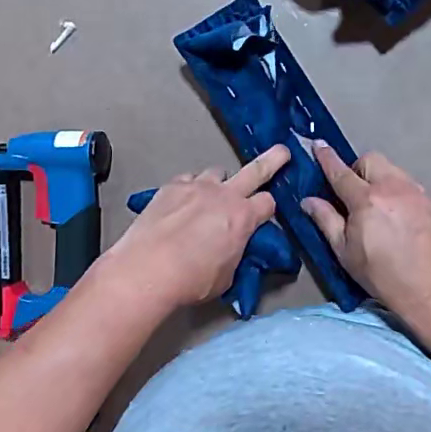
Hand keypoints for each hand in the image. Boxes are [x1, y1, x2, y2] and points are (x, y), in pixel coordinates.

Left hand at [95, 145, 289, 312]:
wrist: (149, 269)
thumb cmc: (191, 279)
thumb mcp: (226, 275)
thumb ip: (234, 253)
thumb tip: (230, 248)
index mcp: (243, 217)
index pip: (267, 204)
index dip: (268, 209)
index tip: (265, 213)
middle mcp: (223, 195)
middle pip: (254, 171)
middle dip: (272, 160)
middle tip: (281, 152)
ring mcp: (195, 187)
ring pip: (215, 172)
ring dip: (219, 181)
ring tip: (213, 192)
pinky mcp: (170, 188)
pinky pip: (187, 180)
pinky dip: (190, 187)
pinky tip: (184, 199)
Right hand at [301, 144, 430, 316]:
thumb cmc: (382, 274)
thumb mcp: (344, 251)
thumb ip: (325, 220)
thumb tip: (308, 201)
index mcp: (366, 201)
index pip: (340, 172)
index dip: (326, 158)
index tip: (317, 145)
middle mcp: (392, 188)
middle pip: (369, 160)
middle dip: (356, 169)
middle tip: (351, 193)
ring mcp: (415, 192)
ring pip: (390, 168)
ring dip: (377, 178)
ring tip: (375, 204)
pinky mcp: (430, 200)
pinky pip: (406, 183)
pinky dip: (395, 189)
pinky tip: (394, 213)